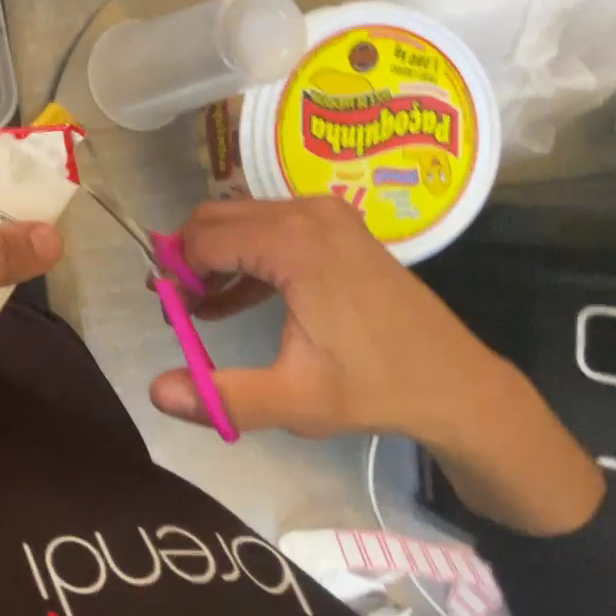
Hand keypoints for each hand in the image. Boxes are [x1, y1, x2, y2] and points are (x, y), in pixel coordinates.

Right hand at [150, 198, 602, 535]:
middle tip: (178, 309)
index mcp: (296, 245)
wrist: (458, 385)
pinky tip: (228, 302)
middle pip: (214, 219)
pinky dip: (239, 258)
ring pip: (236, 220)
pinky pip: (265, 227)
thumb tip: (156, 393)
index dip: (174, 275)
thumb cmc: (376, 389)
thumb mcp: (296, 401)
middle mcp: (308, 214)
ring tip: (199, 308)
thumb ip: (223, 396)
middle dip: (186, 261)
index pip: (202, 239)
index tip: (169, 315)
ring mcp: (325, 216)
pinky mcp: (334, 228)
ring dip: (210, 259)